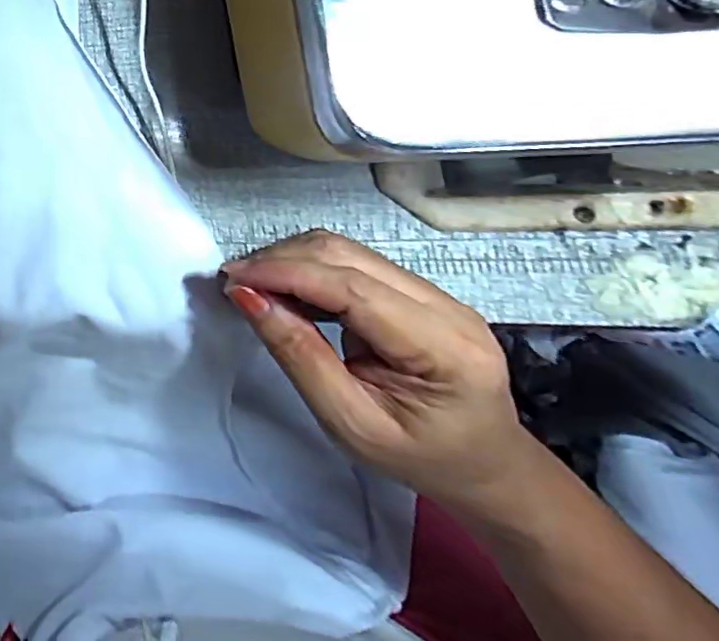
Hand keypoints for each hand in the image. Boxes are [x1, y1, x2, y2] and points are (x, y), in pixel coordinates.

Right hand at [221, 230, 543, 512]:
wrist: (485, 468)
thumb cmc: (418, 458)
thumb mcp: (349, 422)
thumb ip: (299, 356)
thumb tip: (248, 297)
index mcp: (443, 348)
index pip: (351, 288)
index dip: (285, 273)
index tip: (232, 279)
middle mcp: (447, 306)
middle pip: (346, 255)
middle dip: (281, 259)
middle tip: (235, 283)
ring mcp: (437, 292)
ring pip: (346, 250)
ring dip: (291, 258)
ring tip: (255, 285)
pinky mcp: (420, 289)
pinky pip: (353, 262)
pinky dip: (309, 268)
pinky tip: (286, 289)